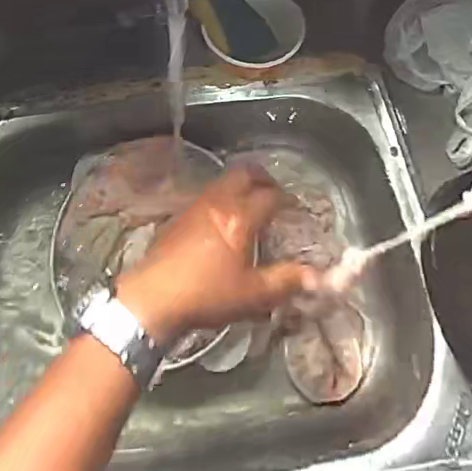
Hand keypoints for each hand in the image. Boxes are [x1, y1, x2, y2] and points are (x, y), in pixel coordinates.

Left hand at [114, 164, 317, 343]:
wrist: (154, 297)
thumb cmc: (207, 294)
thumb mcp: (252, 294)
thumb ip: (286, 281)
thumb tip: (317, 276)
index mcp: (240, 217)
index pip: (271, 196)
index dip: (287, 199)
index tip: (296, 209)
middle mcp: (220, 201)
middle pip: (245, 173)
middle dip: (264, 178)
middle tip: (274, 192)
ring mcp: (197, 204)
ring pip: (224, 180)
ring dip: (241, 185)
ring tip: (251, 204)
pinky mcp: (181, 214)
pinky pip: (209, 193)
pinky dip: (223, 196)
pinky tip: (223, 220)